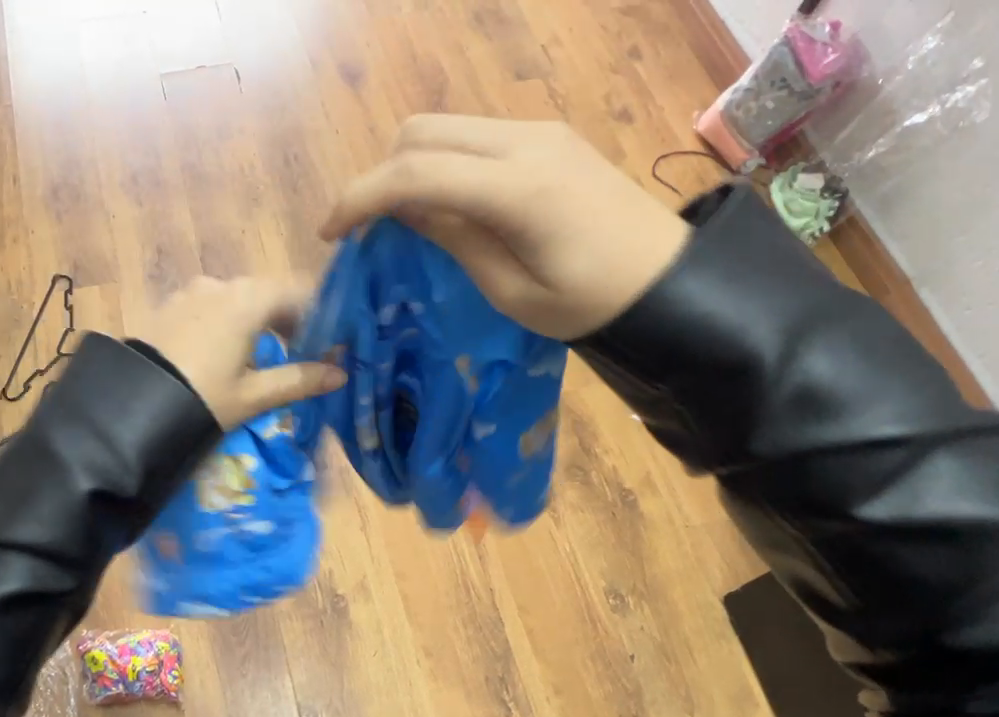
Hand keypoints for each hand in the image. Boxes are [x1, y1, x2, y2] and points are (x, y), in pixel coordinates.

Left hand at [138, 277, 346, 428]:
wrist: (134, 407)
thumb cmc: (203, 397)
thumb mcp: (254, 395)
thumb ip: (299, 380)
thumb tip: (339, 373)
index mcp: (248, 299)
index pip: (297, 293)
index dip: (317, 316)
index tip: (326, 344)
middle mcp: (219, 285)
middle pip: (264, 294)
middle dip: (284, 320)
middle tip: (295, 353)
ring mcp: (188, 293)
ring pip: (233, 300)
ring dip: (251, 322)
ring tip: (255, 358)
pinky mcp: (166, 307)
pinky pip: (205, 308)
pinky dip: (221, 324)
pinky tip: (218, 354)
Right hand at [320, 116, 690, 339]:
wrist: (668, 282)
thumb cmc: (588, 306)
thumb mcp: (510, 292)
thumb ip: (453, 240)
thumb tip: (402, 210)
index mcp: (517, 189)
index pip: (414, 172)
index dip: (359, 198)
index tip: (330, 235)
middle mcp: (524, 142)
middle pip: (420, 132)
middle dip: (380, 176)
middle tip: (369, 230)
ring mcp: (538, 132)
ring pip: (444, 128)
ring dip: (409, 167)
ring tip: (401, 220)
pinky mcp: (546, 138)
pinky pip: (472, 136)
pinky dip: (440, 163)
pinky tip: (443, 207)